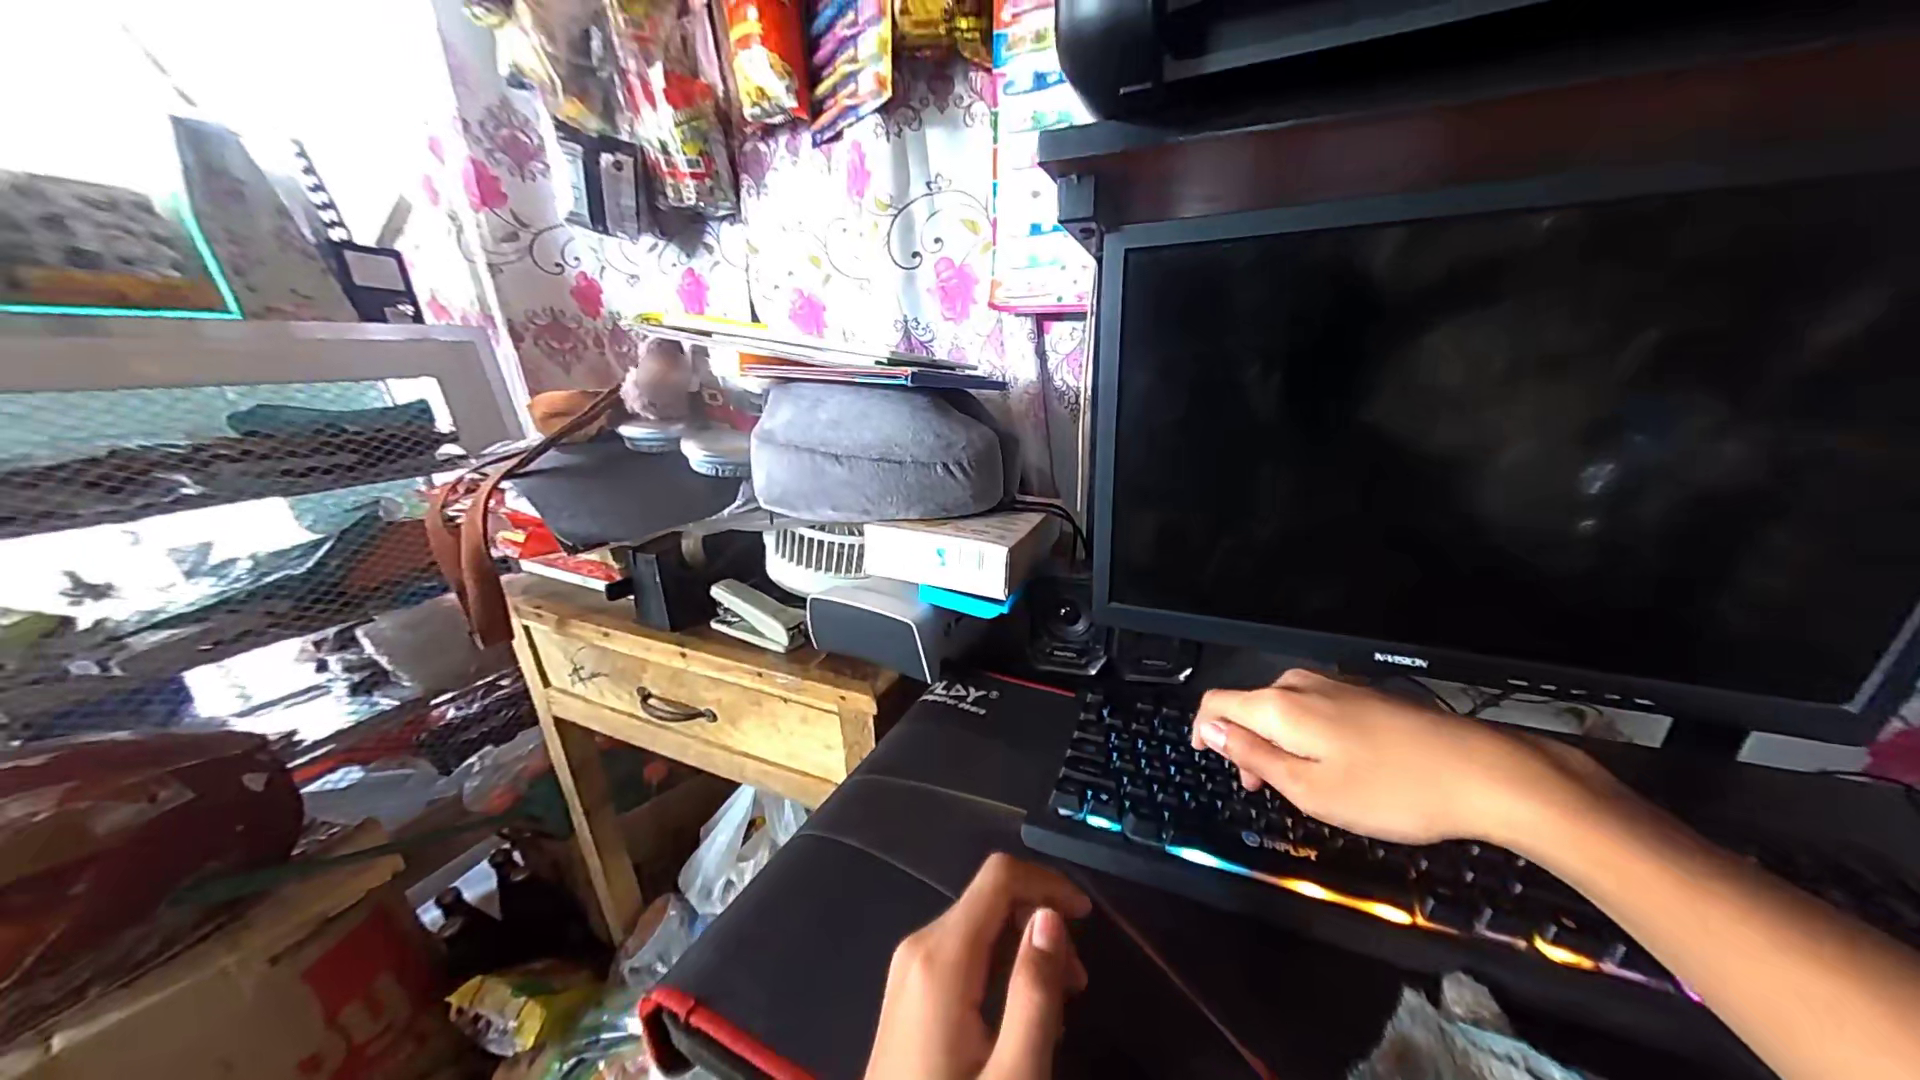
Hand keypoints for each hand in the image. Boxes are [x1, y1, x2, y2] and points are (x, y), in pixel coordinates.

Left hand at [864, 853, 1091, 1079]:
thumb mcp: (1014, 1075)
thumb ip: (1034, 990)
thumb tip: (1051, 915)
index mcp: (941, 955)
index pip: (998, 877)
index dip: (1047, 882)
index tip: (1088, 918)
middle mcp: (920, 946)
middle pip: (990, 900)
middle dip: (1040, 925)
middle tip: (1078, 986)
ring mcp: (909, 969)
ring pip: (979, 928)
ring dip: (1023, 951)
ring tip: (1057, 1009)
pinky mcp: (909, 992)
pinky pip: (963, 956)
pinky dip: (999, 969)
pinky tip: (1019, 1017)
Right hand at [1189, 669, 1610, 847]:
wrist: (1484, 773)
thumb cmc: (1391, 790)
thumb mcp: (1308, 788)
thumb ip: (1252, 755)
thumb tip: (1212, 731)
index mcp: (1279, 707)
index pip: (1216, 704)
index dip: (1203, 730)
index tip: (1207, 756)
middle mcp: (1300, 686)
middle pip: (1247, 706)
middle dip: (1240, 742)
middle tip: (1257, 786)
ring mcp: (1335, 686)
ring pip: (1280, 707)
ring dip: (1272, 740)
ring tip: (1297, 782)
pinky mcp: (1363, 694)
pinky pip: (1310, 708)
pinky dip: (1302, 734)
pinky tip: (1332, 766)